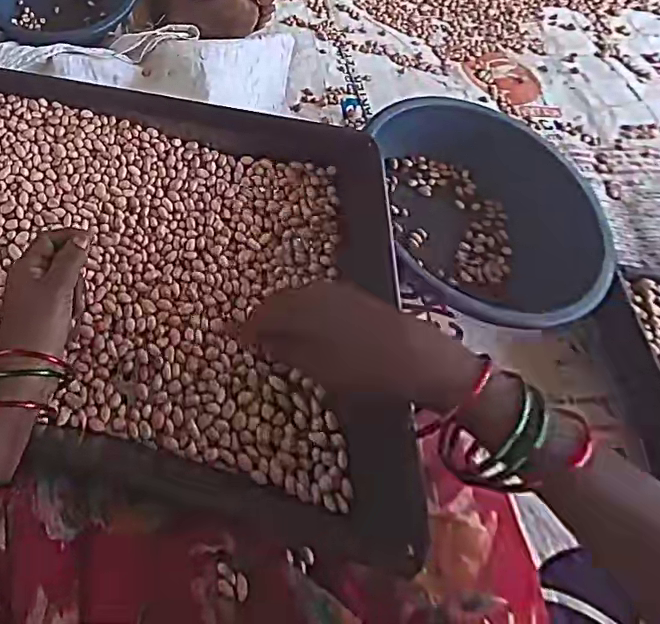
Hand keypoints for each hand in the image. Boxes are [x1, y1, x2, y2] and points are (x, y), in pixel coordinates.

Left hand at [0, 229, 92, 359]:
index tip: (91, 240)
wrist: (25, 373)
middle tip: (75, 295)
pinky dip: (70, 316)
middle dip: (75, 278)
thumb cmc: (38, 326)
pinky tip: (67, 331)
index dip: (70, 237)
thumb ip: (71, 259)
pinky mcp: (42, 319)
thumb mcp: (59, 287)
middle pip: (61, 264)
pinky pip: (64, 308)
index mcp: (26, 267)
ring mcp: (34, 301)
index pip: (48, 239)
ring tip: (70, 318)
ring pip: (66, 287)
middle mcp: (28, 280)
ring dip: (75, 301)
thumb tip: (82, 237)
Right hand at [241, 281, 482, 409]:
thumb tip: (256, 339)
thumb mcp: (318, 368)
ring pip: (297, 300)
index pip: (261, 313)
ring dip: (284, 316)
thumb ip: (283, 350)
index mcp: (299, 306)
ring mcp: (336, 291)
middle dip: (263, 319)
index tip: (233, 339)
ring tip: (280, 339)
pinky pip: (316, 301)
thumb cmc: (367, 369)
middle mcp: (313, 291)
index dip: (245, 327)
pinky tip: (311, 332)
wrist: (426, 360)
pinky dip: (304, 314)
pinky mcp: (354, 297)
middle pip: (277, 302)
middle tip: (254, 340)